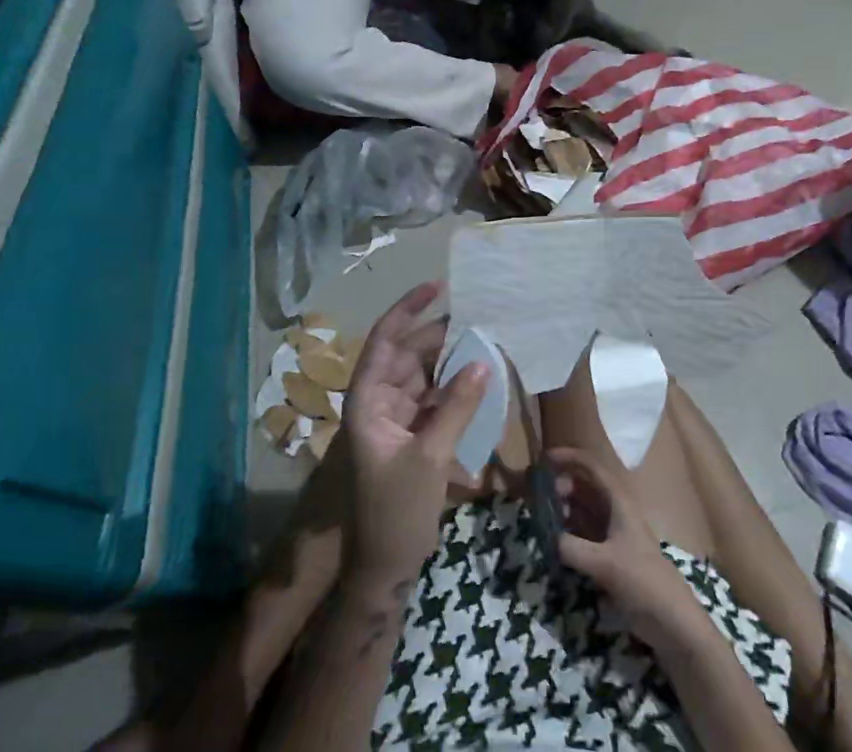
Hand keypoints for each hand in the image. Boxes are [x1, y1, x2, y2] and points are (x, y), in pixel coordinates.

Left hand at [342, 283, 486, 585]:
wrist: (386, 564)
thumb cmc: (396, 511)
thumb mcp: (430, 457)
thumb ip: (456, 408)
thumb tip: (483, 363)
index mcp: (367, 402)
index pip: (384, 343)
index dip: (407, 311)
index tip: (436, 287)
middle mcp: (378, 402)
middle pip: (408, 355)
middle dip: (439, 334)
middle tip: (478, 316)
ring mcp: (396, 418)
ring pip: (423, 375)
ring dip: (450, 360)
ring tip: (484, 339)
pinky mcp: (413, 435)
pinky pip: (434, 399)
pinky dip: (455, 388)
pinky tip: (480, 378)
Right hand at [550, 447, 705, 647]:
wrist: (671, 621)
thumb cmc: (643, 582)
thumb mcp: (605, 564)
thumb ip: (572, 548)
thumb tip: (548, 538)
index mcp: (619, 503)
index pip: (592, 468)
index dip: (569, 458)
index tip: (544, 460)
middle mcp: (614, 512)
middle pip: (584, 487)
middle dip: (560, 486)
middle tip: (536, 498)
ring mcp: (611, 534)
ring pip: (581, 510)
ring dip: (561, 509)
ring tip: (540, 517)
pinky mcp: (607, 555)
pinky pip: (581, 533)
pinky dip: (566, 531)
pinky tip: (551, 539)